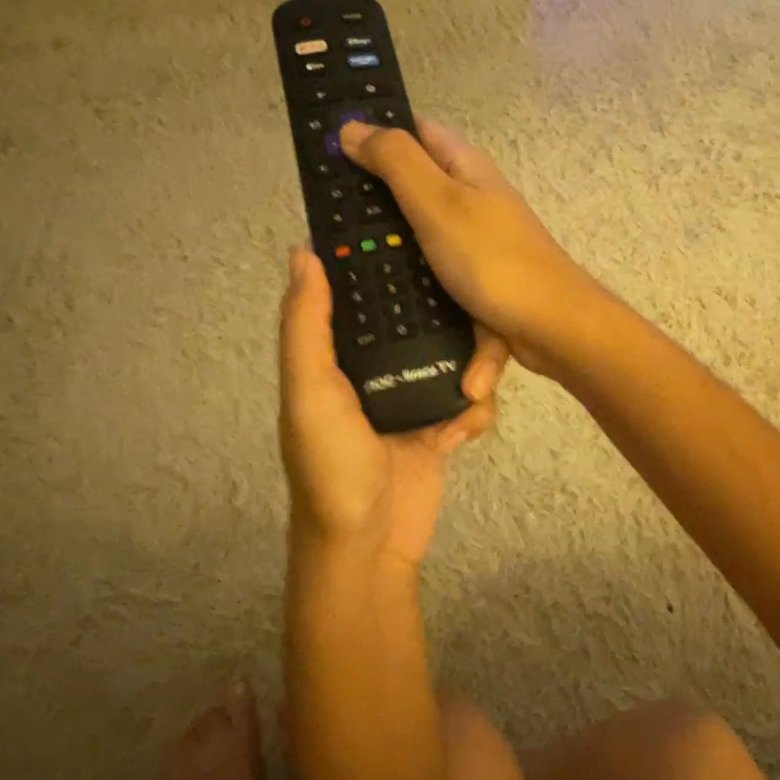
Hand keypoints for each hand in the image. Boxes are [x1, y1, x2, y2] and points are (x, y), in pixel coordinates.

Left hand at [278, 244, 509, 565]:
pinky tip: (464, 432)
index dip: (380, 265)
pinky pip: (471, 402)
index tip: (417, 231)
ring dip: (472, 369)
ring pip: (455, 358)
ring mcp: (410, 400)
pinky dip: (475, 414)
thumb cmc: (332, 466)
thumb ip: (307, 326)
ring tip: (475, 382)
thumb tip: (303, 251)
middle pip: (419, 323)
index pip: (359, 298)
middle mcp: (373, 372)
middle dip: (448, 318)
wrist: (368, 547)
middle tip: (474, 308)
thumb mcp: (310, 392)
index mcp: (335, 358)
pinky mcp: (440, 428)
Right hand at [338, 118, 605, 373]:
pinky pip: (436, 283)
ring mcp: (476, 244)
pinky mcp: (476, 284)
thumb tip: (352, 127)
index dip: (374, 133)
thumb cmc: (494, 259)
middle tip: (321, 219)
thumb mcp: (439, 202)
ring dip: (390, 254)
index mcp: (467, 169)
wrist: (554, 328)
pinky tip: (384, 308)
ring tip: (339, 268)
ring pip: (419, 241)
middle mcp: (473, 200)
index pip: (415, 132)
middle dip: (372, 201)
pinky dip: (418, 295)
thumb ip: (397, 163)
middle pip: (413, 189)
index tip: (325, 148)